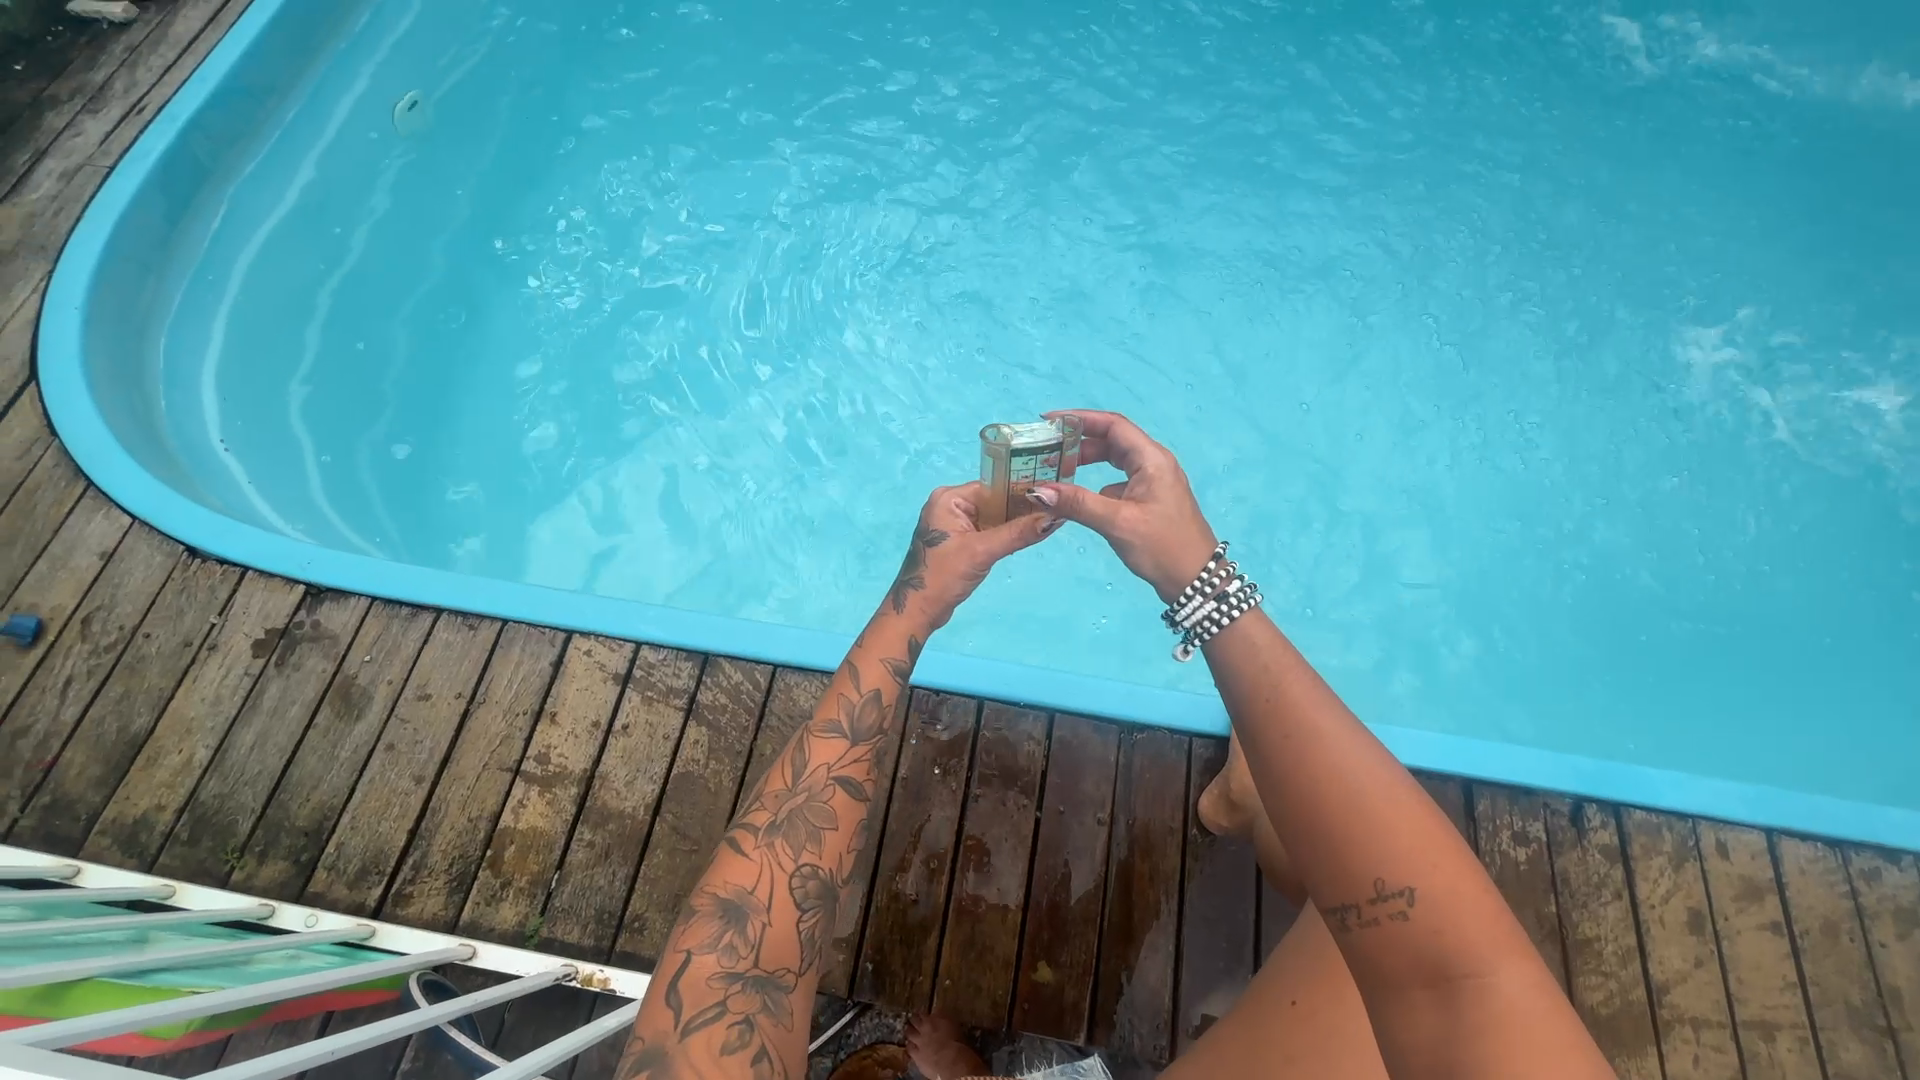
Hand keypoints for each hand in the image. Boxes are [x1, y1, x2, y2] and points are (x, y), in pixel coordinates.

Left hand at [885, 482, 1061, 629]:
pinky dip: (1005, 535)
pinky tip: (1028, 536)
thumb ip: (1018, 532)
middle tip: (1056, 510)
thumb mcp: (982, 551)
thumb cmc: (943, 576)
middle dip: (1022, 508)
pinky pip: (988, 531)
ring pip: (994, 517)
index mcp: (949, 498)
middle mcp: (950, 505)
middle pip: (995, 501)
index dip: (1022, 492)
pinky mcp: (959, 542)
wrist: (917, 611)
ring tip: (1049, 521)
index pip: (994, 487)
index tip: (1053, 496)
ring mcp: (954, 524)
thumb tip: (1055, 516)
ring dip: (1016, 523)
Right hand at [1028, 410, 1218, 604]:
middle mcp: (1154, 464)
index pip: (1113, 425)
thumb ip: (1078, 504)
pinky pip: (1117, 482)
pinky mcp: (1149, 501)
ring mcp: (1153, 483)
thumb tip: (1039, 491)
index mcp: (1151, 459)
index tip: (1049, 422)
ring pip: (1115, 461)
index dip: (1080, 419)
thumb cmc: (1163, 547)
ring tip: (1058, 470)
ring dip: (1087, 462)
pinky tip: (1079, 500)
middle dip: (1079, 441)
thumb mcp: (1117, 523)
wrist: (1196, 581)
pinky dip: (1096, 485)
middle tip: (1048, 449)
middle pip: (1112, 440)